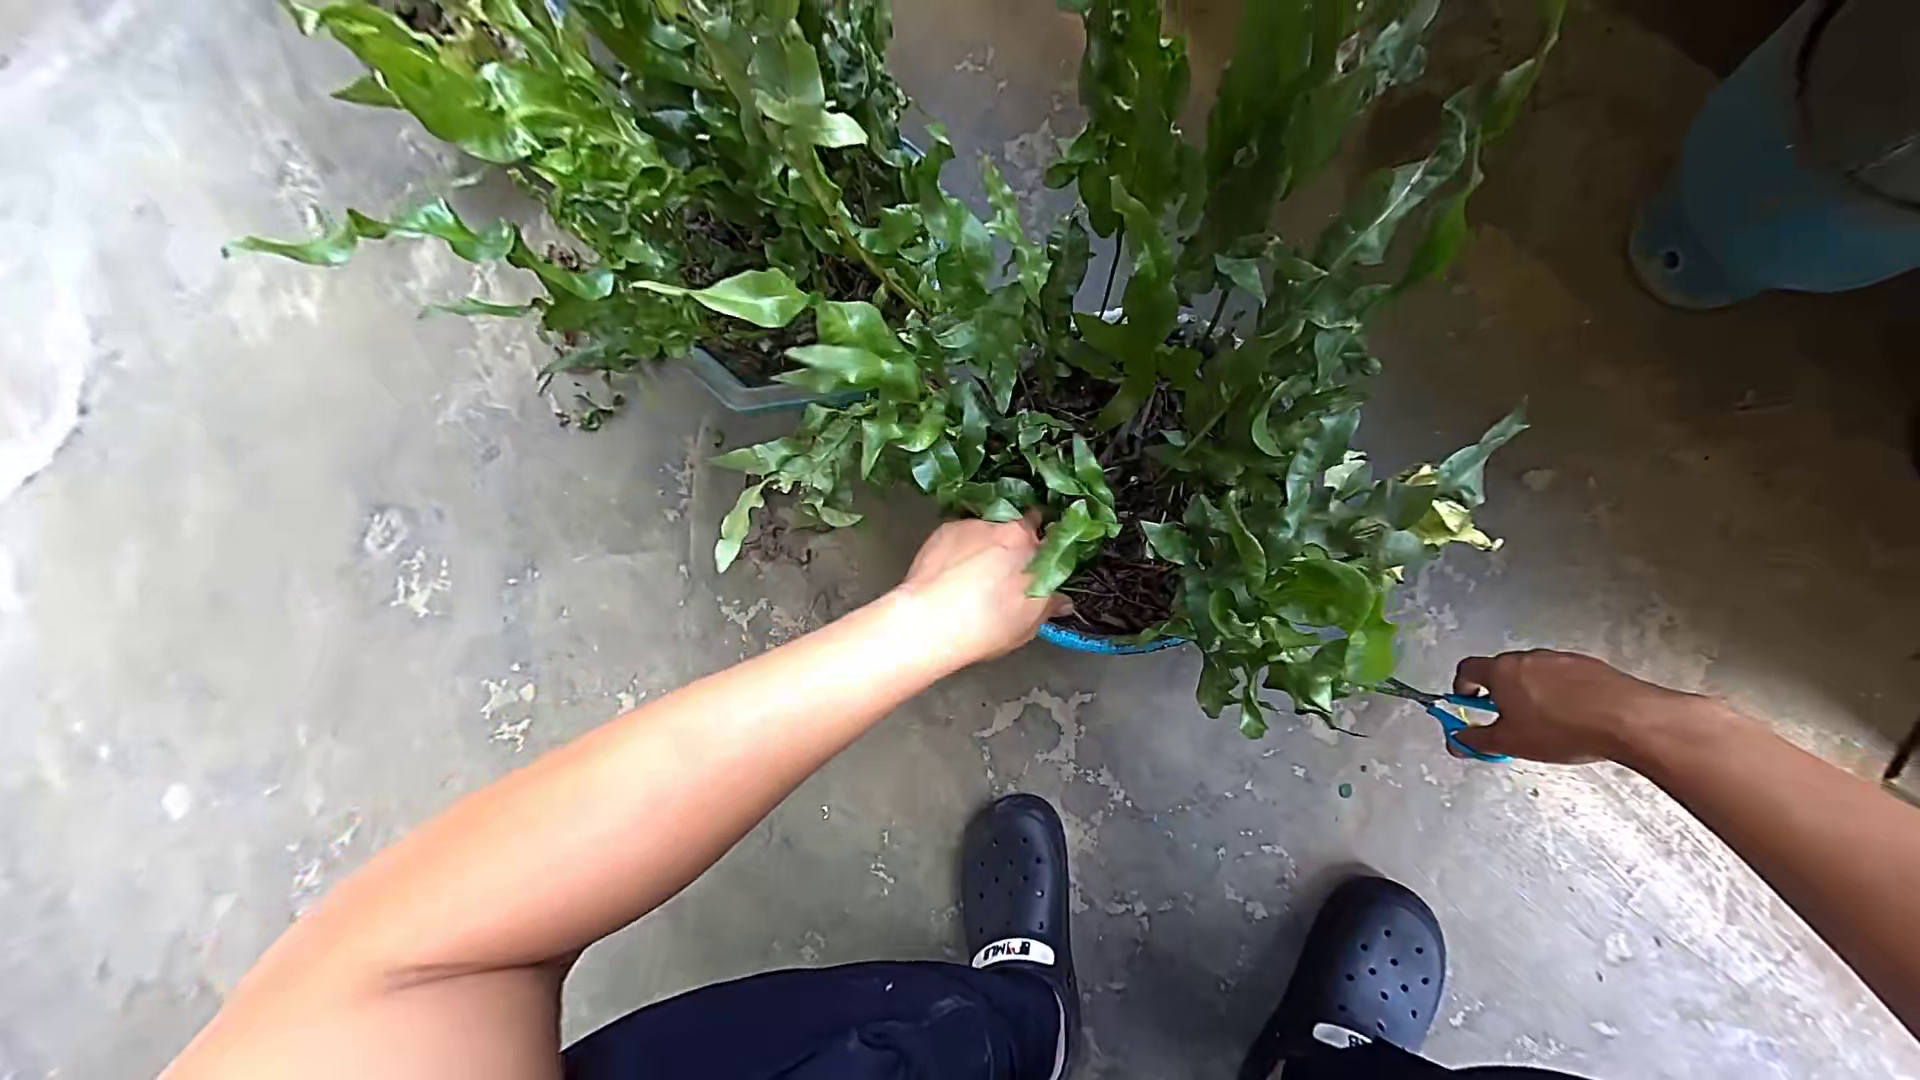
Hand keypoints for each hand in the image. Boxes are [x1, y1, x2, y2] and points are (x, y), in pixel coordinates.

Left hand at [891, 513, 1068, 666]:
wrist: (932, 621)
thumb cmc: (985, 628)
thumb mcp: (1026, 626)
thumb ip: (1047, 607)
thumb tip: (1060, 601)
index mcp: (1038, 554)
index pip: (1055, 540)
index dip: (1047, 549)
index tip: (1040, 560)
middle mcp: (1012, 531)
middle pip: (1023, 525)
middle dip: (1018, 540)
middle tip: (1007, 565)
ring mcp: (979, 525)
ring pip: (990, 528)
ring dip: (987, 542)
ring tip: (974, 570)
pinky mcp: (949, 527)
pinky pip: (962, 532)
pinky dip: (961, 545)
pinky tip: (952, 568)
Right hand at [1450, 649, 1714, 763]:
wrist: (1637, 723)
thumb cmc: (1570, 728)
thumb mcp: (1511, 743)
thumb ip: (1477, 740)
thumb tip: (1460, 741)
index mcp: (1501, 670)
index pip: (1467, 670)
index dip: (1463, 686)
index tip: (1467, 701)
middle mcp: (1529, 658)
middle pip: (1502, 671)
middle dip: (1500, 693)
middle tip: (1508, 717)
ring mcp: (1564, 660)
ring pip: (1536, 674)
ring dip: (1534, 693)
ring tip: (1548, 722)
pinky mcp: (1595, 668)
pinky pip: (1569, 679)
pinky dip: (1566, 695)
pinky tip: (1578, 719)